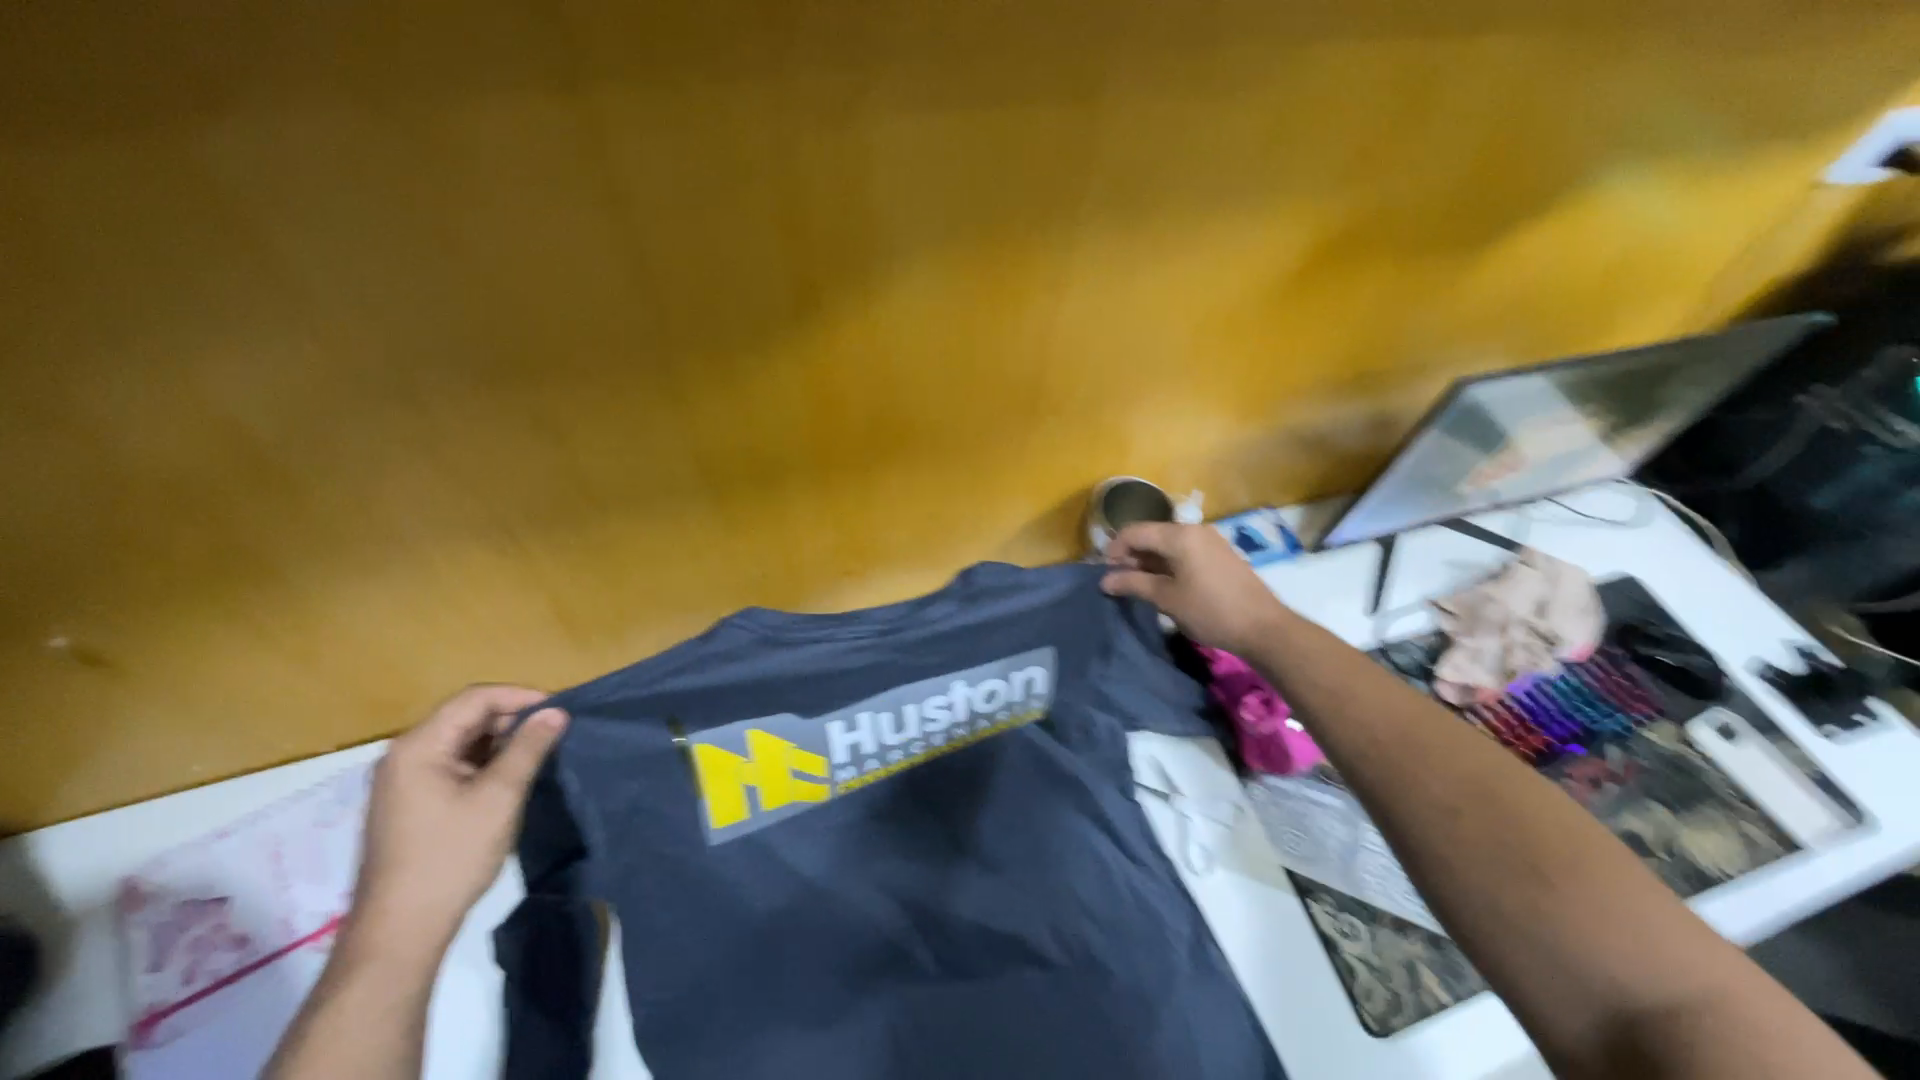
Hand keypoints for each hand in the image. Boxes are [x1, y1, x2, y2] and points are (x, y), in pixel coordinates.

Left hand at [347, 685, 567, 953]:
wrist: (401, 928)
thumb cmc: (451, 857)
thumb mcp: (498, 798)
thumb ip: (528, 749)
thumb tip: (556, 712)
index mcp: (418, 746)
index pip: (474, 699)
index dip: (520, 697)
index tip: (560, 710)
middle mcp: (403, 755)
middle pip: (464, 717)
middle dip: (512, 719)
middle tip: (554, 734)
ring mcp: (403, 781)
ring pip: (460, 743)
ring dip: (500, 743)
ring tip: (539, 755)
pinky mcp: (409, 803)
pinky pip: (451, 766)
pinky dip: (483, 764)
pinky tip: (510, 780)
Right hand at [1101, 522, 1292, 653]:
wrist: (1263, 627)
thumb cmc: (1210, 610)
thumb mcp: (1167, 598)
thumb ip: (1133, 584)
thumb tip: (1105, 581)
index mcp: (1180, 535)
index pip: (1135, 532)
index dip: (1114, 549)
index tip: (1105, 572)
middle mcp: (1195, 530)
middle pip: (1152, 535)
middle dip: (1132, 556)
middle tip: (1120, 582)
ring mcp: (1210, 541)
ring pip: (1168, 544)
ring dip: (1149, 561)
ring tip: (1139, 586)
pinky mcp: (1219, 554)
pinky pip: (1185, 551)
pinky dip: (1168, 564)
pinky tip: (1164, 585)